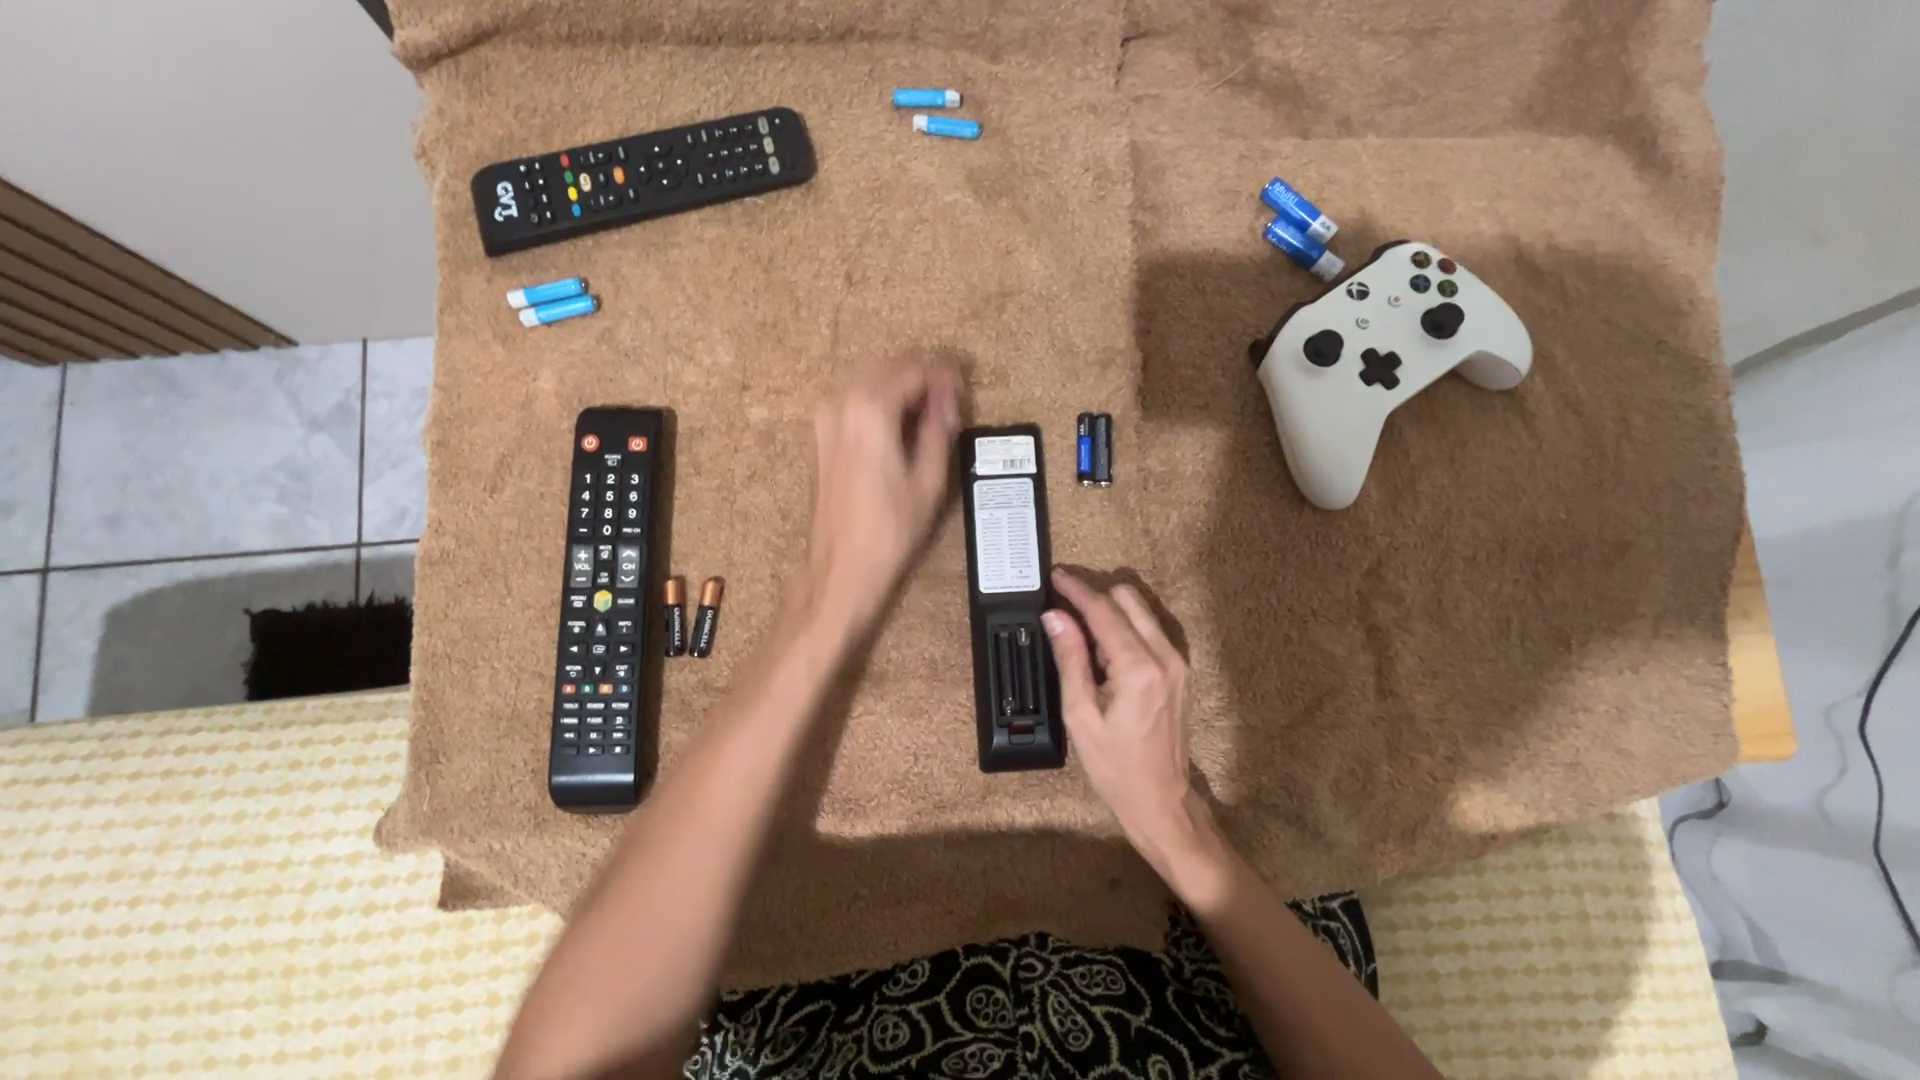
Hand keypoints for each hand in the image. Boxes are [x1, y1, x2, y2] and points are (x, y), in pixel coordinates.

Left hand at [802, 354, 961, 628]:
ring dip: (903, 388)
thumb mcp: (929, 479)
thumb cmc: (889, 530)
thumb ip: (939, 428)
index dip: (944, 373)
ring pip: (872, 381)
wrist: (842, 566)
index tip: (963, 386)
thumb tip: (948, 400)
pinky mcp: (821, 436)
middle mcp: (842, 403)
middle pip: (890, 367)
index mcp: (870, 408)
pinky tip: (904, 426)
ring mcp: (826, 419)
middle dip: (923, 377)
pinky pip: (856, 401)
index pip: (915, 368)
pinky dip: (883, 403)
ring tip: (933, 413)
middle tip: (952, 398)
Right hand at [1043, 569, 1219, 874]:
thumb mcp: (1080, 715)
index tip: (1055, 576)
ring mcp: (1177, 663)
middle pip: (1128, 599)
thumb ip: (1070, 659)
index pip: (1103, 611)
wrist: (1161, 798)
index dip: (1076, 591)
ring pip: (1141, 612)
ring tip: (1080, 638)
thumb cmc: (1115, 766)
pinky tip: (1104, 656)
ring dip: (1111, 613)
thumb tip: (1056, 617)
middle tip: (1063, 609)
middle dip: (1094, 597)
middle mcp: (1164, 656)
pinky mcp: (1180, 671)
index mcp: (1138, 668)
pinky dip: (1126, 630)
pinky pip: (1150, 632)